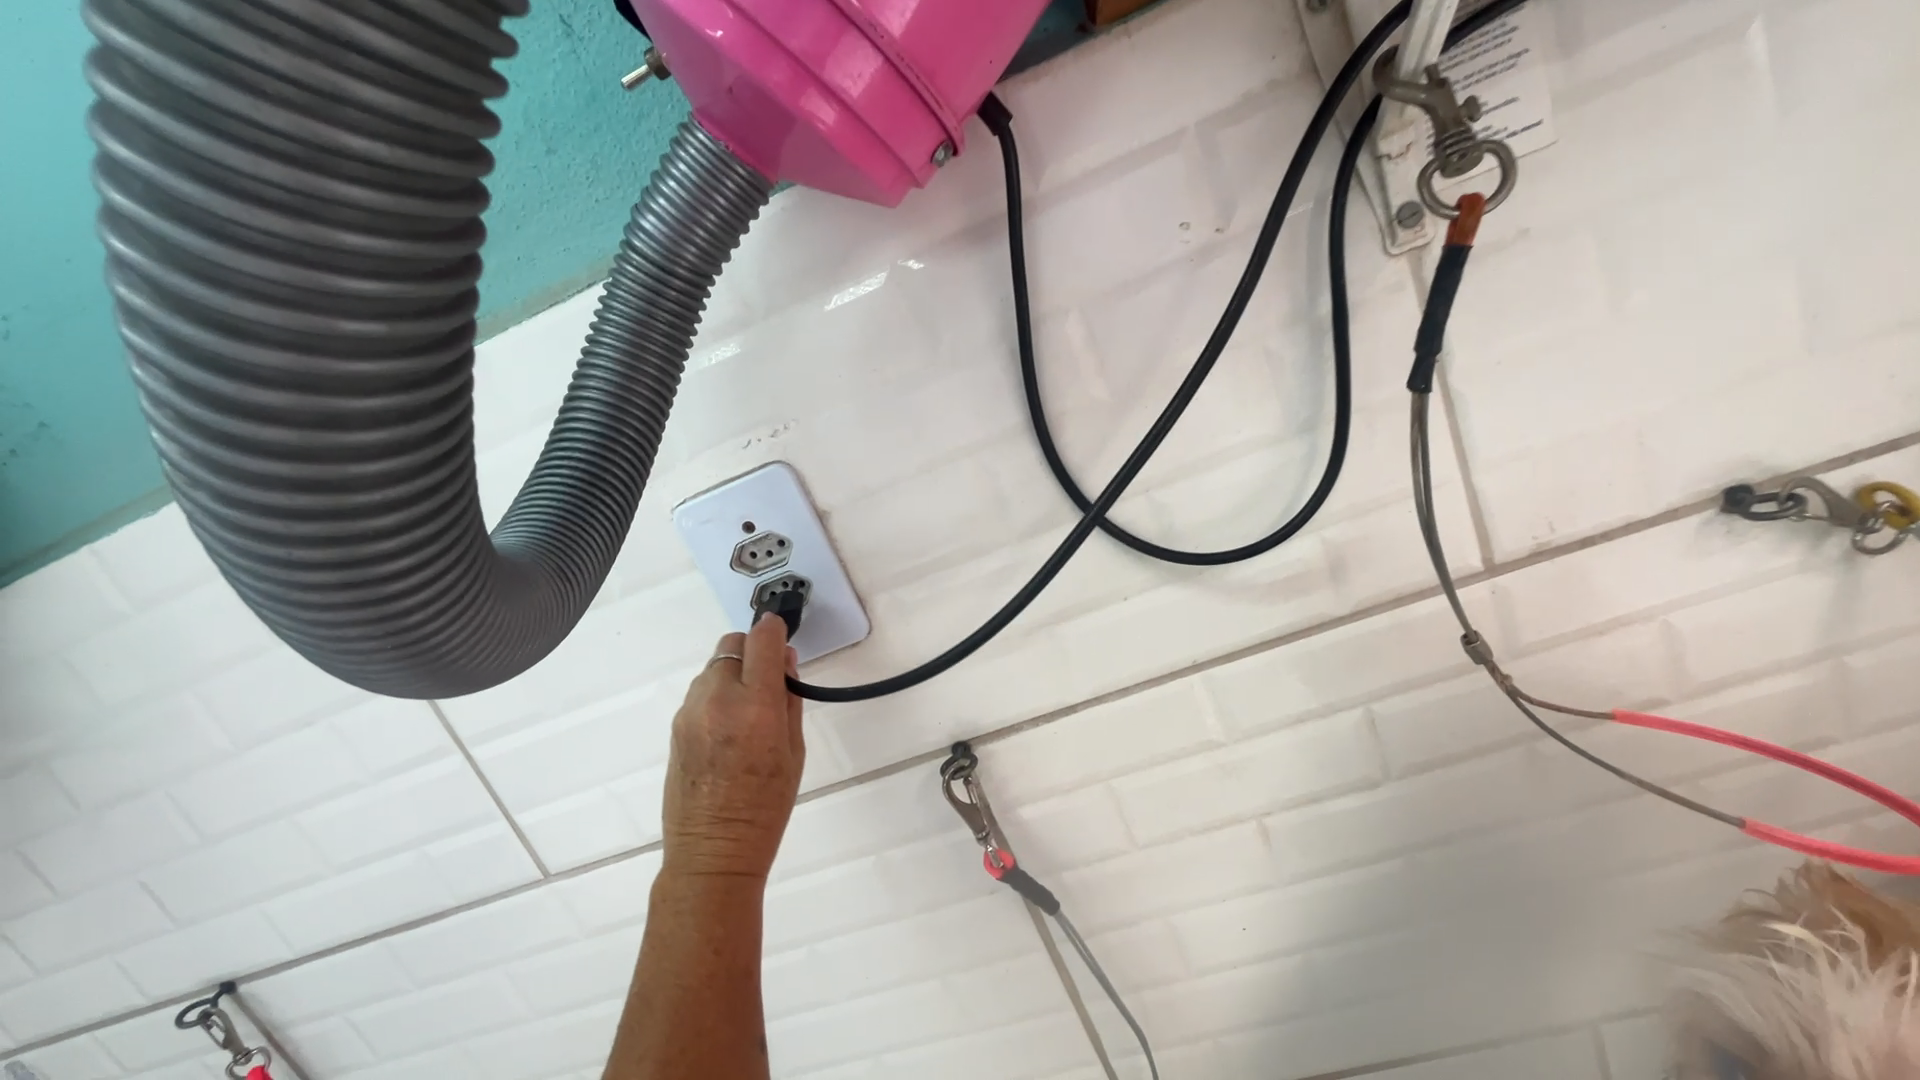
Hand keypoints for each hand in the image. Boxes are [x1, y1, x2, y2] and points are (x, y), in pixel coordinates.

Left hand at [659, 613, 805, 881]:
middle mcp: (718, 700)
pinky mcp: (675, 726)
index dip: (774, 630)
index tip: (781, 634)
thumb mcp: (794, 751)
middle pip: (732, 645)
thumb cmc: (767, 807)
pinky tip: (726, 729)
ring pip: (714, 668)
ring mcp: (690, 712)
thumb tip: (783, 662)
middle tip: (767, 678)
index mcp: (757, 707)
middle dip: (751, 651)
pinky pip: (700, 693)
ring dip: (732, 674)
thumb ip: (789, 700)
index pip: (761, 640)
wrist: (714, 850)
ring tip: (746, 711)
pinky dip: (716, 696)